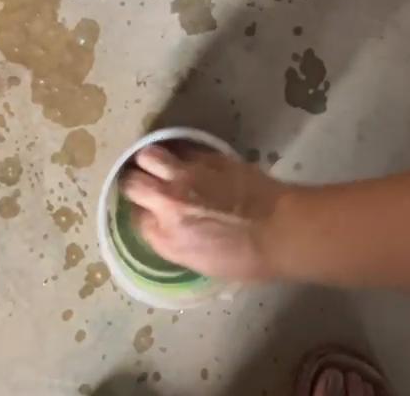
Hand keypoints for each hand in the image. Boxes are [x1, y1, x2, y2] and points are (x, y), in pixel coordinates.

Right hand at [120, 144, 292, 282]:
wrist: (278, 228)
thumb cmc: (245, 258)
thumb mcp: (198, 262)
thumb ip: (171, 240)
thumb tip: (163, 223)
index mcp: (166, 236)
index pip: (136, 217)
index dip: (142, 212)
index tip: (149, 211)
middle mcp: (168, 201)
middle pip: (132, 182)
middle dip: (134, 181)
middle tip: (142, 182)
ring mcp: (186, 174)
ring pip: (149, 155)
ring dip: (149, 159)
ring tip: (156, 163)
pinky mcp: (206, 156)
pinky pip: (180, 148)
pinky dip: (177, 152)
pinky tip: (184, 158)